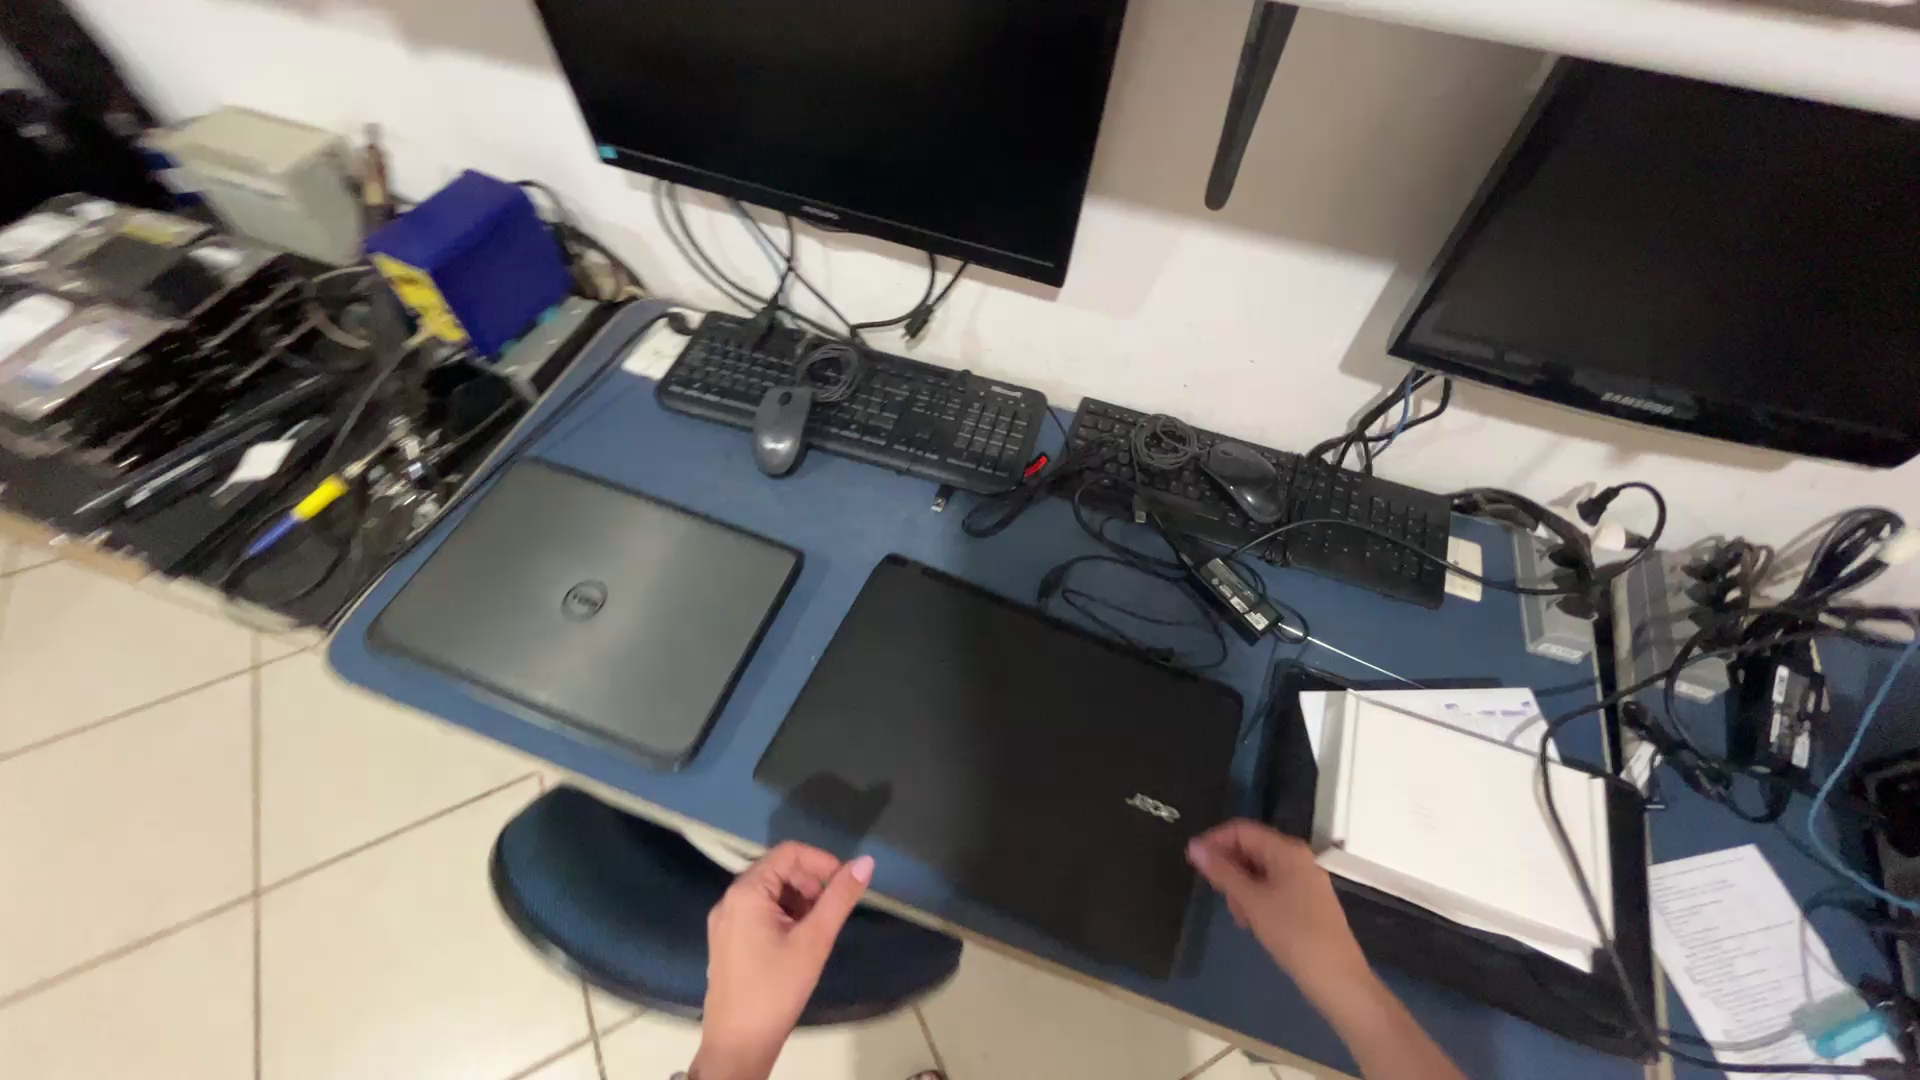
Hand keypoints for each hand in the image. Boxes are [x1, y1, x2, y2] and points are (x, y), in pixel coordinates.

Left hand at [693, 842, 873, 1079]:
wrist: (737, 1048)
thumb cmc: (776, 989)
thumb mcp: (815, 940)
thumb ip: (840, 897)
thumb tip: (866, 862)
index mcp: (746, 892)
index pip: (789, 853)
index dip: (821, 862)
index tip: (844, 884)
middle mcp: (730, 899)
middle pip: (778, 869)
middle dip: (811, 882)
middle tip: (833, 909)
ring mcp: (725, 920)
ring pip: (770, 891)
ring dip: (799, 898)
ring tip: (819, 927)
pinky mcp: (727, 940)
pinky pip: (759, 910)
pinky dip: (784, 914)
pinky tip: (799, 939)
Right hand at [1187, 820, 1370, 1004]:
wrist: (1339, 981)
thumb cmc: (1293, 934)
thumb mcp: (1251, 901)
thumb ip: (1221, 871)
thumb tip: (1194, 847)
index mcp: (1286, 850)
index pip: (1241, 830)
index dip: (1214, 841)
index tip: (1193, 862)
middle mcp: (1297, 858)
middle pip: (1250, 849)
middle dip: (1229, 869)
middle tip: (1217, 893)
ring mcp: (1304, 880)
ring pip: (1259, 871)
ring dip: (1242, 887)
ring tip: (1239, 916)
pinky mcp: (1307, 901)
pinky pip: (1272, 887)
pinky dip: (1256, 899)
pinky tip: (1253, 922)